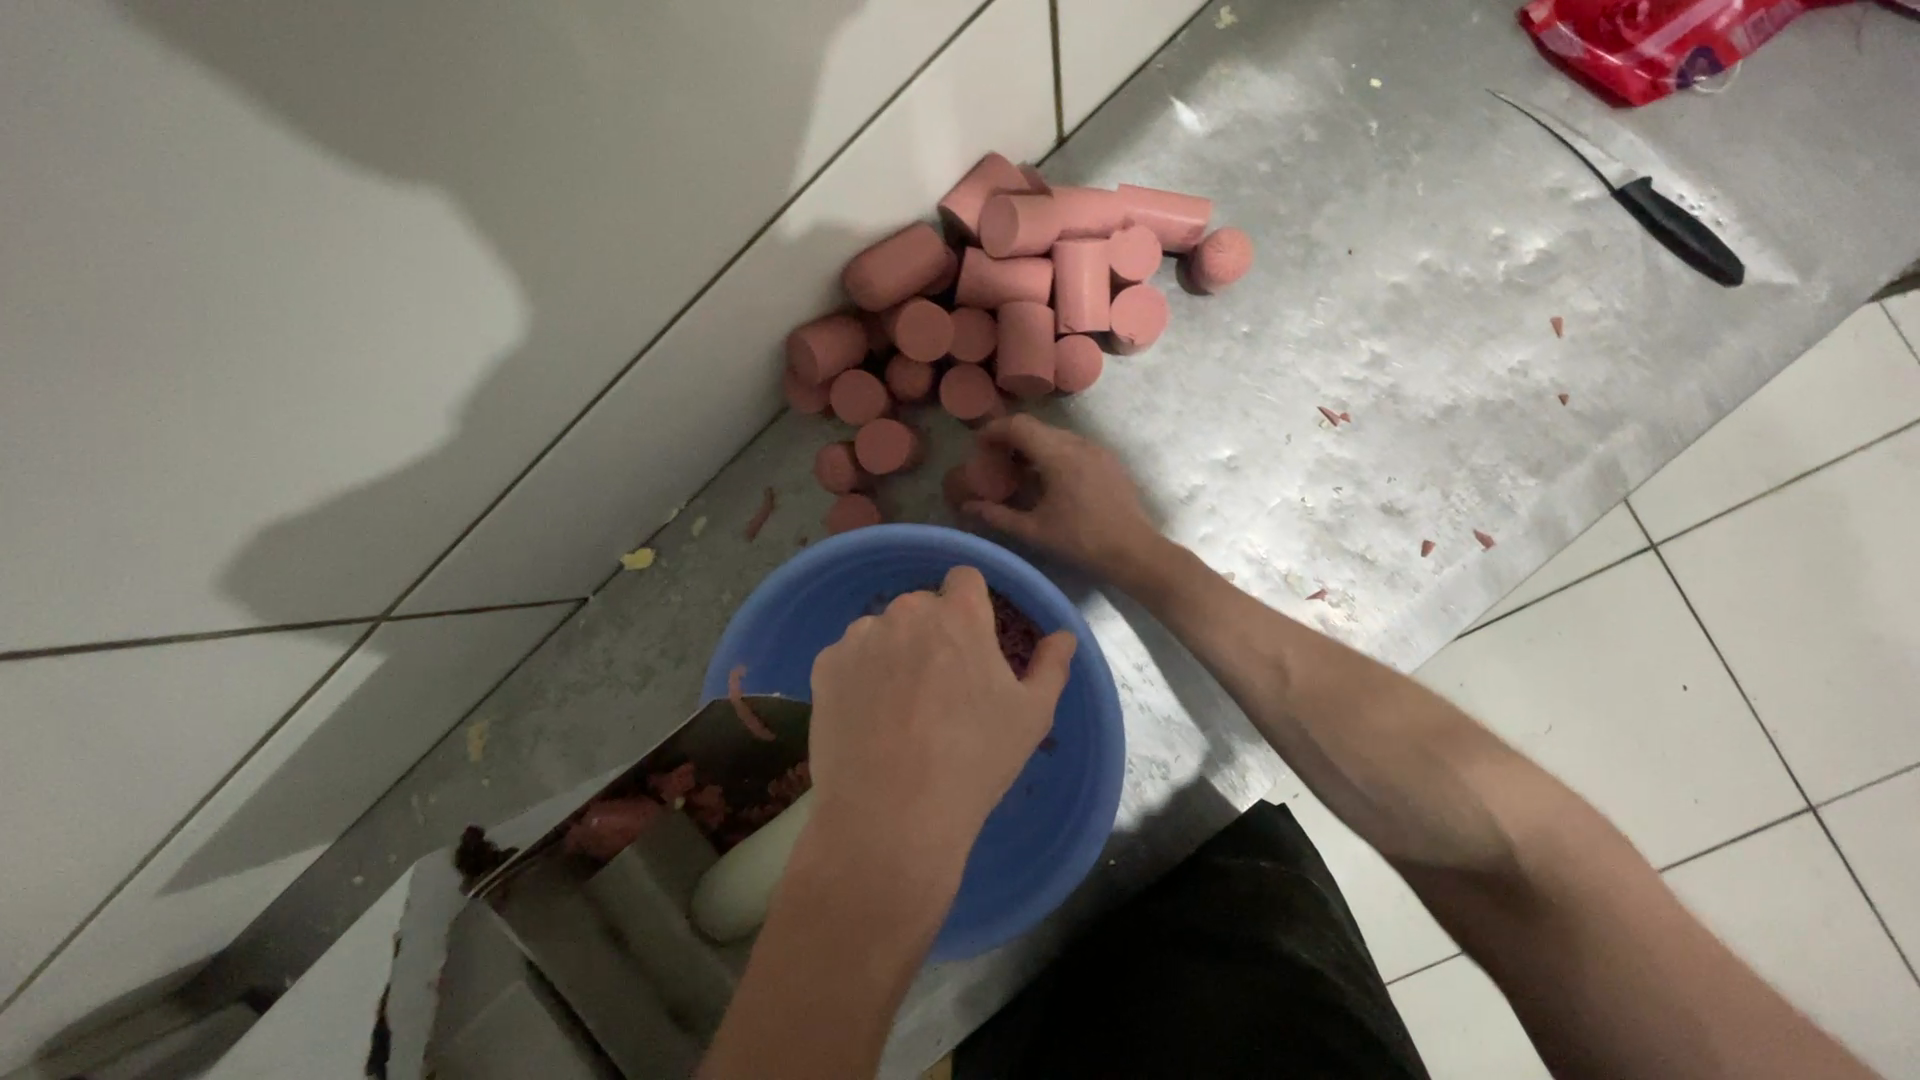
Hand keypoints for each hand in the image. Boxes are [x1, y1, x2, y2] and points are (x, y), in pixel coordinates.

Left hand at [806, 565, 1075, 881]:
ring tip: (900, 710)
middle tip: (941, 688)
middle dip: (933, 634)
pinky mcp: (825, 665)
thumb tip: (1063, 635)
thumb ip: (1051, 666)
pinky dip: (860, 677)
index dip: (970, 604)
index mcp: (960, 616)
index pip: (964, 578)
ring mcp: (860, 637)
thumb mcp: (1031, 717)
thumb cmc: (974, 762)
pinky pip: (849, 657)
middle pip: (922, 607)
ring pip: (883, 631)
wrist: (891, 814)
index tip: (973, 639)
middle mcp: (906, 612)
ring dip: (893, 653)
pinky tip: (868, 720)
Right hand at [965, 415, 1162, 583]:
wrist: (1133, 551)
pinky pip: (1073, 446)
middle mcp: (1078, 443)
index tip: (977, 444)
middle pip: (1036, 427)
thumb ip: (997, 515)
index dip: (993, 430)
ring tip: (1018, 469)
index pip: (1018, 426)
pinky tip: (1048, 478)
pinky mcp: (1108, 460)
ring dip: (1033, 445)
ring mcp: (1097, 449)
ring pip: (1056, 435)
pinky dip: (1053, 452)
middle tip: (993, 459)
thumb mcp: (1034, 531)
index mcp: (1058, 455)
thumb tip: (967, 507)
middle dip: (1011, 438)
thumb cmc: (1081, 541)